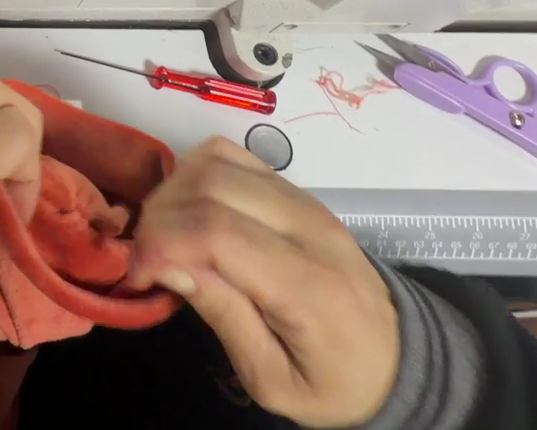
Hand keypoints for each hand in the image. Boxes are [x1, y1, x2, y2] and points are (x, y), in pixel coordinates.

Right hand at [126, 137, 398, 427]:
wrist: (398, 361)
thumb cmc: (333, 381)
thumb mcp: (275, 382)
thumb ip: (223, 317)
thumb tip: (166, 265)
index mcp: (310, 288)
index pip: (218, 233)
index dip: (162, 243)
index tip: (139, 273)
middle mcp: (309, 228)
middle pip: (209, 187)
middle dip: (158, 217)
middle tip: (146, 255)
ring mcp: (302, 199)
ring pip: (214, 161)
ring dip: (171, 192)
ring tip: (164, 232)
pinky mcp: (293, 188)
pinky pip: (228, 154)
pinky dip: (193, 172)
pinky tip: (188, 208)